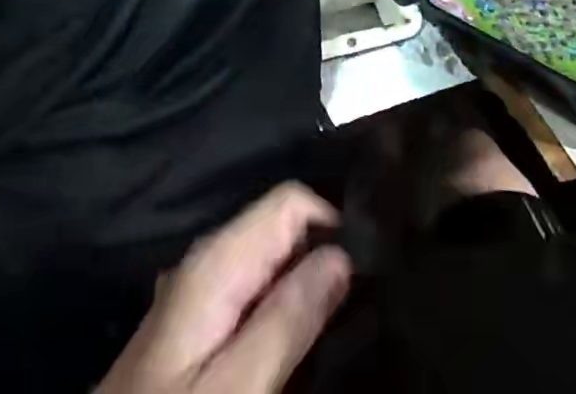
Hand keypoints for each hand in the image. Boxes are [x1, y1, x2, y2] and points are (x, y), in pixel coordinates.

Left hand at [98, 183, 352, 393]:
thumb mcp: (235, 388)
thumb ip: (286, 320)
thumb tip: (341, 256)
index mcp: (215, 262)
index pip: (289, 202)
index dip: (334, 224)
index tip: (374, 268)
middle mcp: (208, 261)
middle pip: (281, 228)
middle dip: (326, 254)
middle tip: (372, 300)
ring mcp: (201, 290)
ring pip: (270, 260)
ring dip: (309, 281)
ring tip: (352, 317)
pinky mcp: (200, 319)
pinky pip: (255, 289)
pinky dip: (285, 302)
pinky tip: (309, 335)